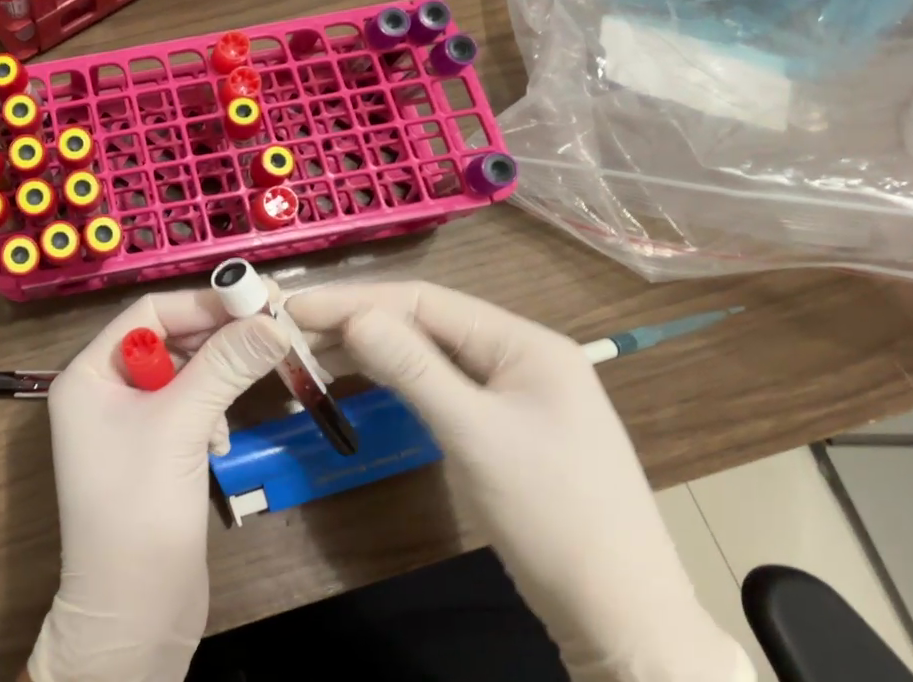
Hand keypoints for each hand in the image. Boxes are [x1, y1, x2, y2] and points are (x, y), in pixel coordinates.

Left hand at [26, 290, 292, 681]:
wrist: (133, 609)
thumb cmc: (140, 505)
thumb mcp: (181, 424)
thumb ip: (225, 365)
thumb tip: (272, 320)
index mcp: (88, 374)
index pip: (147, 315)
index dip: (200, 304)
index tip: (255, 300)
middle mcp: (101, 392)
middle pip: (166, 342)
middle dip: (213, 342)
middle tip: (267, 336)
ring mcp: (125, 426)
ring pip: (181, 376)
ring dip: (213, 382)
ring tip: (234, 402)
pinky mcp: (151, 455)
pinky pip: (185, 412)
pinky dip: (208, 416)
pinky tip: (219, 441)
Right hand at [287, 283, 752, 681]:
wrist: (620, 613)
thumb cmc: (553, 515)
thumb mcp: (476, 435)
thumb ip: (413, 369)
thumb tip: (352, 316)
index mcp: (526, 343)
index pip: (426, 301)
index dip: (356, 299)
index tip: (295, 307)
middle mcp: (521, 356)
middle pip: (427, 323)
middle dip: (360, 320)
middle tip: (292, 328)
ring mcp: (514, 392)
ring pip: (431, 354)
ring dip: (374, 348)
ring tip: (312, 349)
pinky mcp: (504, 426)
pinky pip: (441, 385)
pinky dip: (398, 378)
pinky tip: (363, 376)